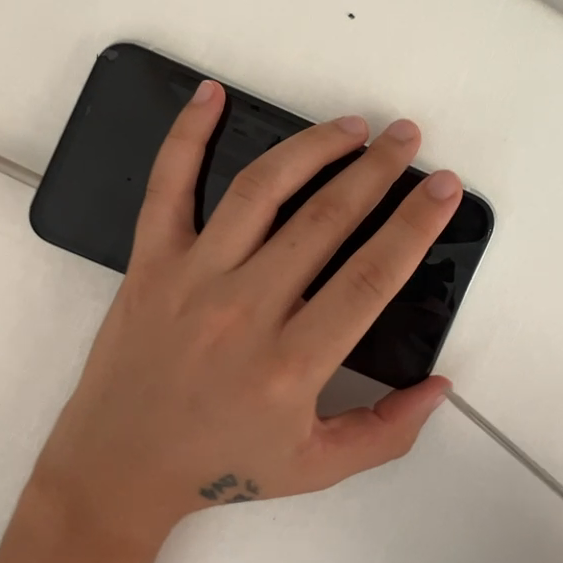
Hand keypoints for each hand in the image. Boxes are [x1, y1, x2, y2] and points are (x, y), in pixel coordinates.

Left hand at [26, 80, 462, 547]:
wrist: (118, 467)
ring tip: (349, 126)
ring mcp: (193, 278)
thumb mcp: (315, 467)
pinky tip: (212, 95)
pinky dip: (187, 136)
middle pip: (326, 219)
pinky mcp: (151, 261)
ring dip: (312, 148)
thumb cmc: (220, 467)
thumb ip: (388, 431)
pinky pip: (167, 186)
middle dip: (378, 169)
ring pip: (260, 190)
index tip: (444, 187)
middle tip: (407, 137)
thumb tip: (441, 386)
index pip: (371, 277)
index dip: (415, 225)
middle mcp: (245, 310)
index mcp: (291, 363)